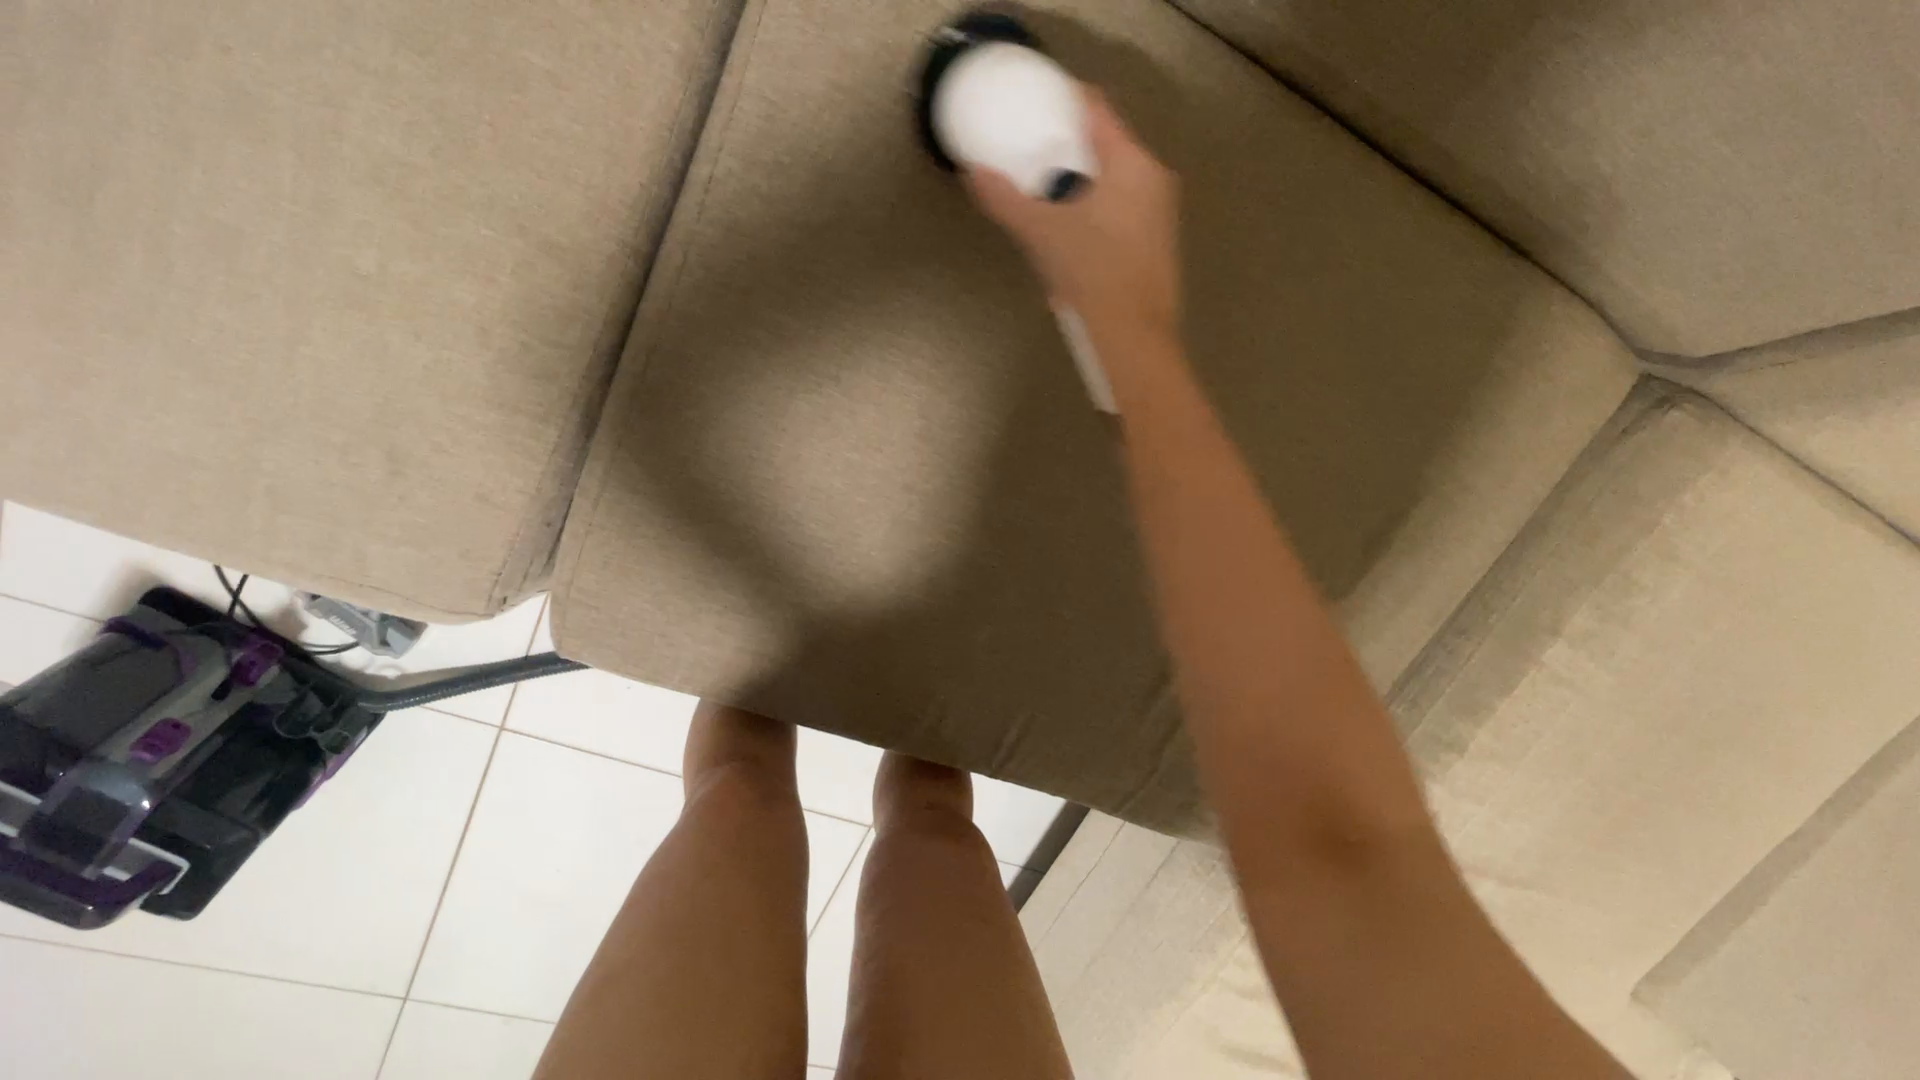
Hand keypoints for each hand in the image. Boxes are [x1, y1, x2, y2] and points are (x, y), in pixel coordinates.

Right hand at [965, 87, 1181, 350]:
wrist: (1134, 339)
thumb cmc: (1094, 274)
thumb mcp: (1043, 233)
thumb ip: (1007, 200)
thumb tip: (973, 173)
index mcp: (1133, 164)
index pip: (1098, 109)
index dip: (1065, 100)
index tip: (1035, 105)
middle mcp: (1155, 181)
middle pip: (1106, 147)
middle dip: (1068, 149)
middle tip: (1030, 155)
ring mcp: (1160, 216)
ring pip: (1113, 183)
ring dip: (1079, 185)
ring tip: (1043, 197)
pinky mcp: (1155, 247)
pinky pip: (1119, 212)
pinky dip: (1093, 212)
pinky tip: (1068, 235)